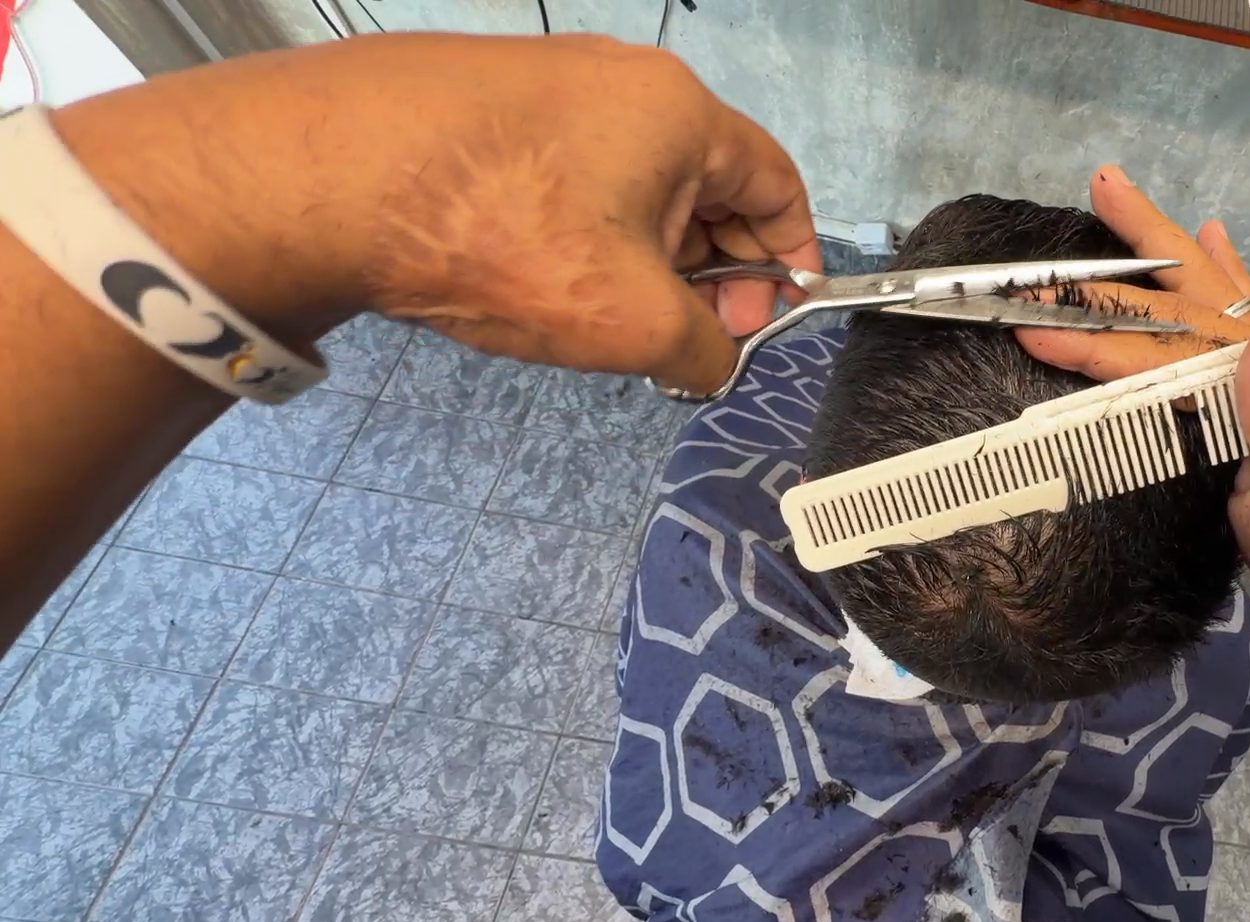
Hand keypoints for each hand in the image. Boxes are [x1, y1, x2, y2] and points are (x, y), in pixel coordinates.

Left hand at [54, 32, 819, 394]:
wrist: (311, 182)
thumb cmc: (512, 243)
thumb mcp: (640, 323)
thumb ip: (713, 352)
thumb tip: (718, 363)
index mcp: (681, 115)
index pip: (778, 187)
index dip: (793, 258)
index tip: (775, 316)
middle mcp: (626, 85)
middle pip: (716, 190)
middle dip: (724, 272)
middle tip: (700, 334)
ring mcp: (555, 89)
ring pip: (650, 192)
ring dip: (664, 265)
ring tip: (634, 322)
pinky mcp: (497, 109)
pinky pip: (590, 183)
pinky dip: (608, 241)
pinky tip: (577, 287)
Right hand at [1019, 167, 1249, 618]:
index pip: (1184, 342)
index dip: (1111, 331)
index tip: (1045, 324)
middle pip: (1194, 297)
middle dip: (1129, 261)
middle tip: (1088, 202)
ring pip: (1199, 303)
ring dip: (1159, 251)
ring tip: (1122, 198)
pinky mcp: (1244, 398)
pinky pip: (1223, 328)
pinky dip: (1214, 277)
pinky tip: (1208, 238)